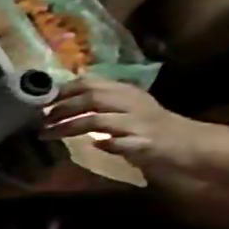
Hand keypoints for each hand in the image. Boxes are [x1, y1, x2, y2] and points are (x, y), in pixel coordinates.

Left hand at [42, 76, 215, 170]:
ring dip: (69, 127)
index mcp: (126, 92)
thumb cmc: (147, 126)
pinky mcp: (145, 144)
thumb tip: (60, 99)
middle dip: (62, 108)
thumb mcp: (124, 107)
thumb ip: (98, 101)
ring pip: (99, 119)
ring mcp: (139, 123)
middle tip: (41, 120)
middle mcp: (131, 103)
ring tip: (47, 134)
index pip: (92, 83)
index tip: (43, 101)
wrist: (188, 144)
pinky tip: (94, 145)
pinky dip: (107, 144)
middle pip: (92, 98)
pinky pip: (122, 142)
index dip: (64, 90)